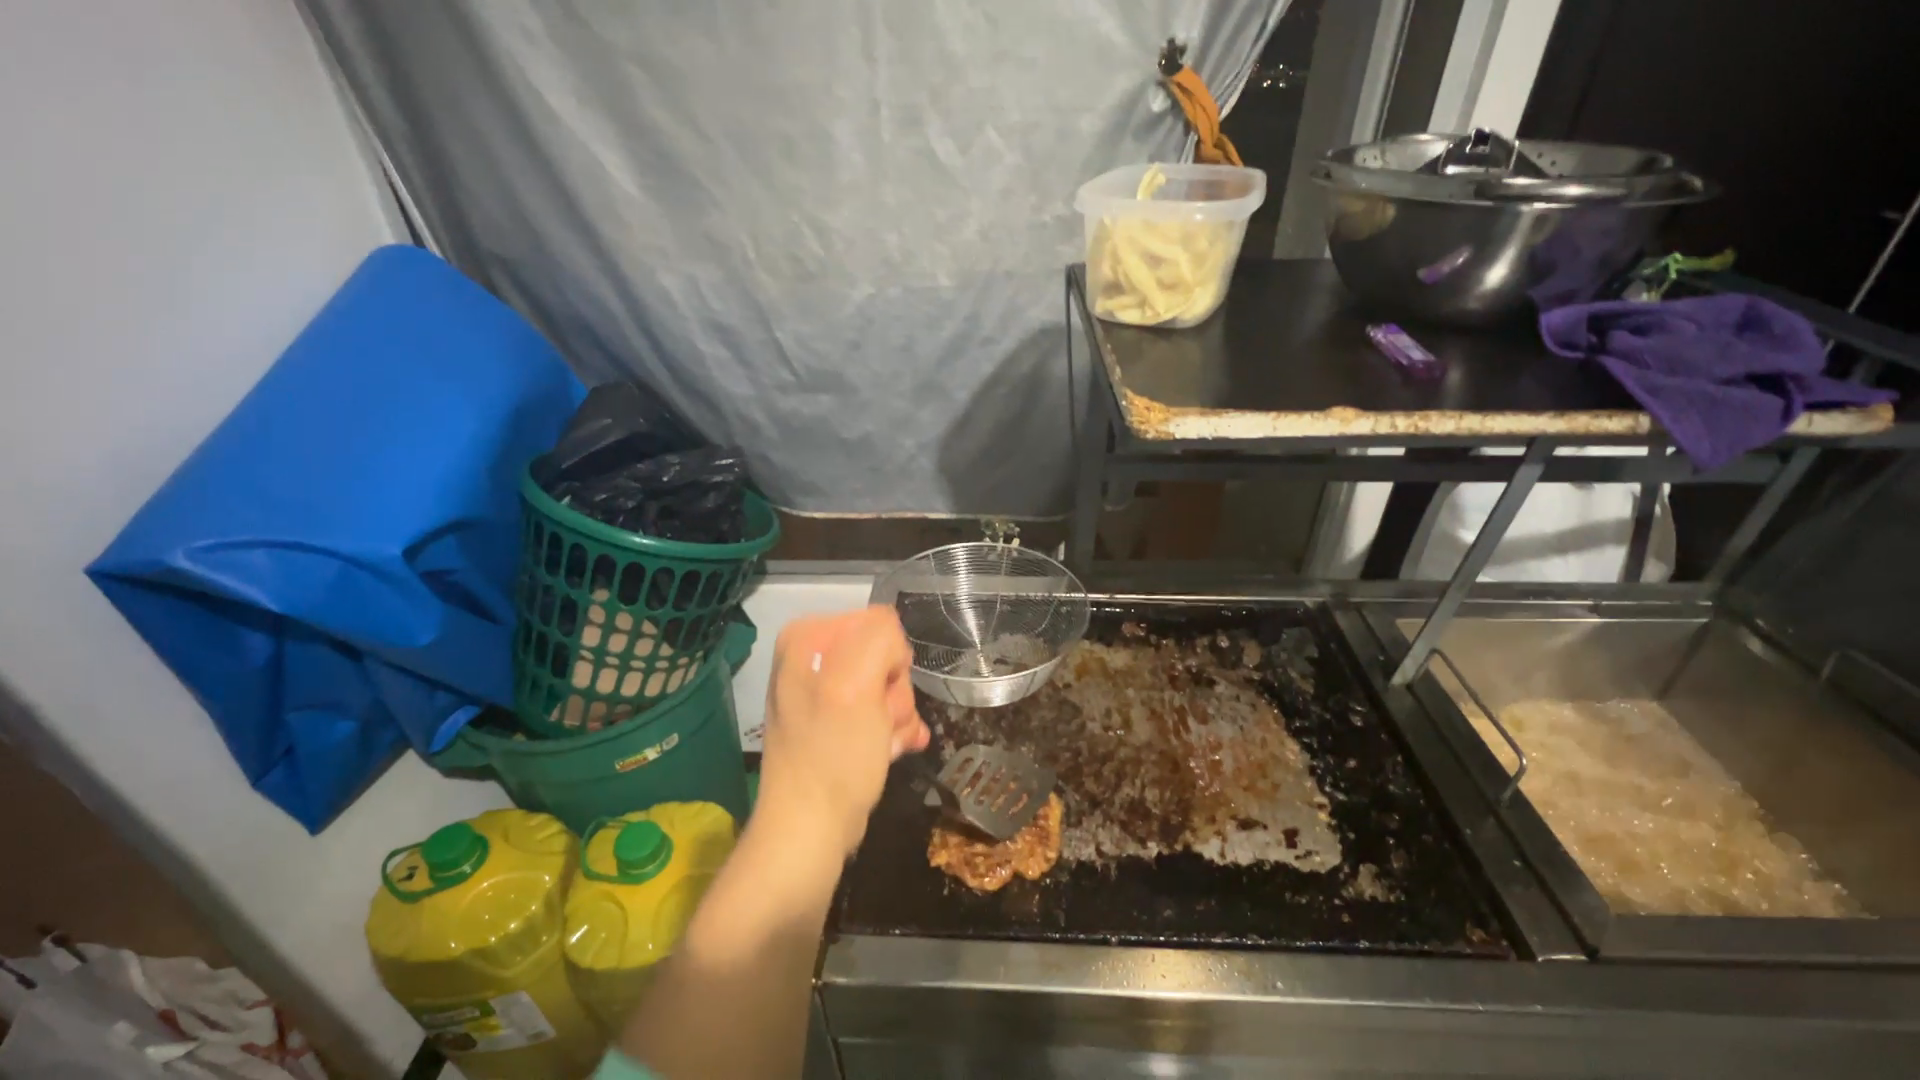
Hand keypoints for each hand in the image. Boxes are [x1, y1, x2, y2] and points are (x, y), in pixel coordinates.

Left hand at [755, 606, 929, 855]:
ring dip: (896, 719)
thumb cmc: (833, 755)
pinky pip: (883, 714)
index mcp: (807, 637)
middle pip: (888, 658)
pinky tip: (889, 752)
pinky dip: (894, 733)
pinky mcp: (837, 725)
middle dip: (894, 695)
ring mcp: (825, 694)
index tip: (876, 696)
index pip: (881, 625)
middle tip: (878, 725)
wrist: (810, 829)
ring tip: (881, 745)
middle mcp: (812, 659)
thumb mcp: (855, 682)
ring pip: (891, 688)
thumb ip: (878, 636)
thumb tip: (892, 644)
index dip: (891, 662)